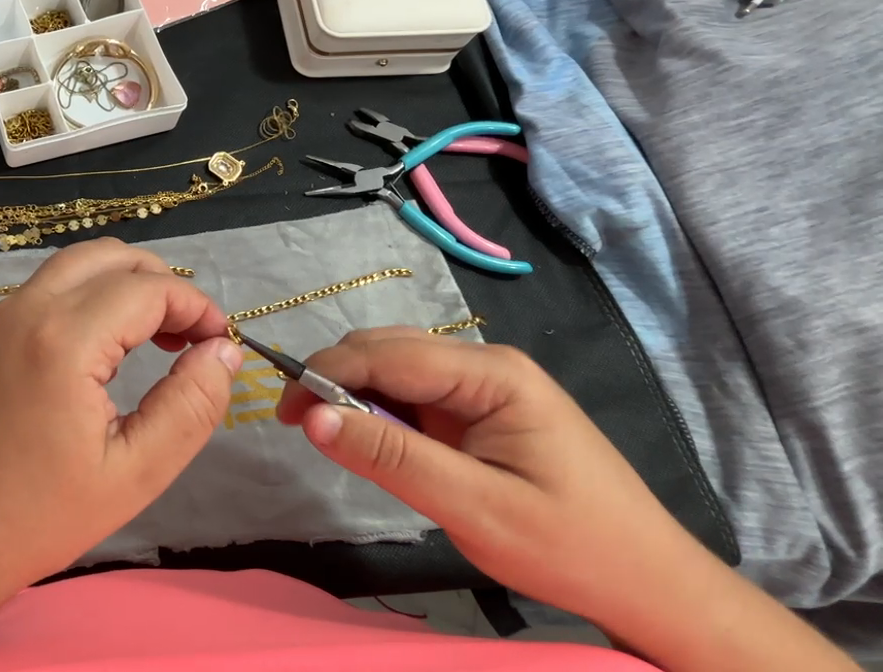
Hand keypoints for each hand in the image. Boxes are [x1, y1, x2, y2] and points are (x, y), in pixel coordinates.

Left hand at [0, 238, 242, 598]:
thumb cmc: (41, 514)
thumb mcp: (135, 472)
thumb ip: (191, 406)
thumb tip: (223, 351)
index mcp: (64, 339)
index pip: (148, 288)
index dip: (197, 306)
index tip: (223, 344)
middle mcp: (30, 307)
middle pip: (112, 257)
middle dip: (164, 284)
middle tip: (194, 338)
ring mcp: (6, 313)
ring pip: (79, 262)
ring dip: (128, 283)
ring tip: (163, 338)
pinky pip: (54, 284)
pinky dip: (95, 292)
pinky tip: (116, 344)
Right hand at [273, 329, 719, 625]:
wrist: (653, 587)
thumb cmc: (571, 548)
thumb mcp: (476, 509)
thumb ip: (392, 459)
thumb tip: (312, 418)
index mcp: (493, 374)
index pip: (387, 354)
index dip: (327, 374)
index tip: (285, 415)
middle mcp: (484, 364)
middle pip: (384, 350)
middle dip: (334, 380)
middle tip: (302, 428)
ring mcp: (482, 384)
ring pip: (391, 367)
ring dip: (353, 394)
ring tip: (331, 437)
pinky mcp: (476, 409)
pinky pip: (409, 393)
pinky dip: (377, 410)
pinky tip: (370, 439)